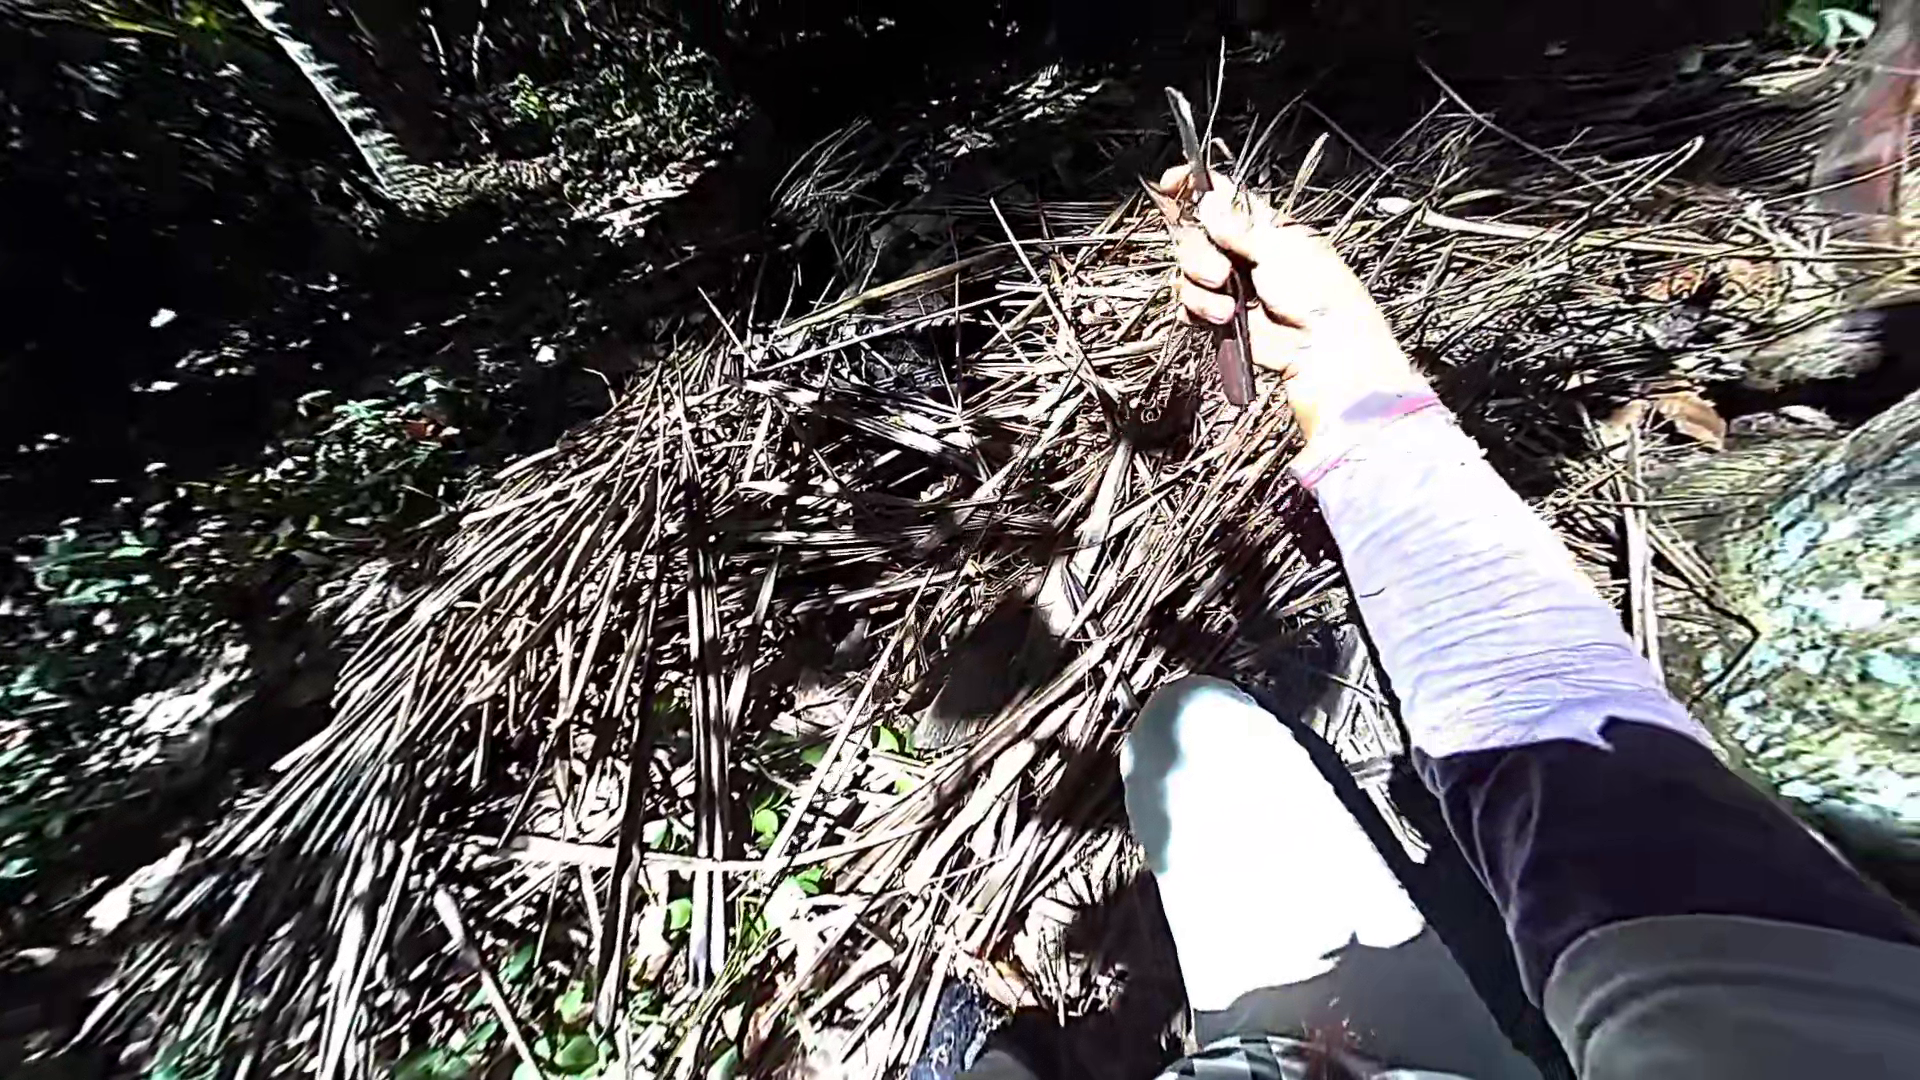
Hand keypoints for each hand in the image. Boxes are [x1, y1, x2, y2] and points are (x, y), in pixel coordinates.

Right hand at [1162, 167, 1431, 442]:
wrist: (1320, 349)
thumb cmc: (1318, 295)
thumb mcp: (1282, 249)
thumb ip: (1239, 228)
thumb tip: (1207, 202)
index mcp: (1263, 227)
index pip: (1221, 199)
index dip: (1195, 189)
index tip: (1172, 182)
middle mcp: (1241, 253)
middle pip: (1194, 237)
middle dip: (1198, 255)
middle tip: (1220, 272)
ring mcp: (1227, 286)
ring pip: (1187, 274)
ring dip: (1201, 291)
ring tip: (1229, 307)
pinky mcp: (1217, 317)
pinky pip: (1189, 305)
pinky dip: (1198, 311)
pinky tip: (1219, 319)